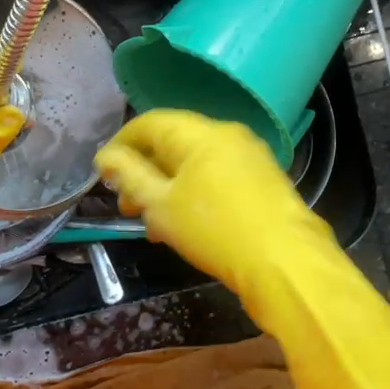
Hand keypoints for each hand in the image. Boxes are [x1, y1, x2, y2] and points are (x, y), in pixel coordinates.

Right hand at [95, 109, 389, 388]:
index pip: (149, 123)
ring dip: (167, 188)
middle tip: (126, 206)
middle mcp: (227, 135)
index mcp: (200, 132)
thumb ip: (129, 176)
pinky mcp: (263, 182)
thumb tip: (106, 156)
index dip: (120, 145)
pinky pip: (216, 178)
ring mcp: (249, 158)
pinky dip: (192, 195)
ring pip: (194, 164)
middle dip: (143, 171)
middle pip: (172, 142)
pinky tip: (183, 229)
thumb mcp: (160, 205)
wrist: (287, 265)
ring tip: (152, 224)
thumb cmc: (215, 230)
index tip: (102, 175)